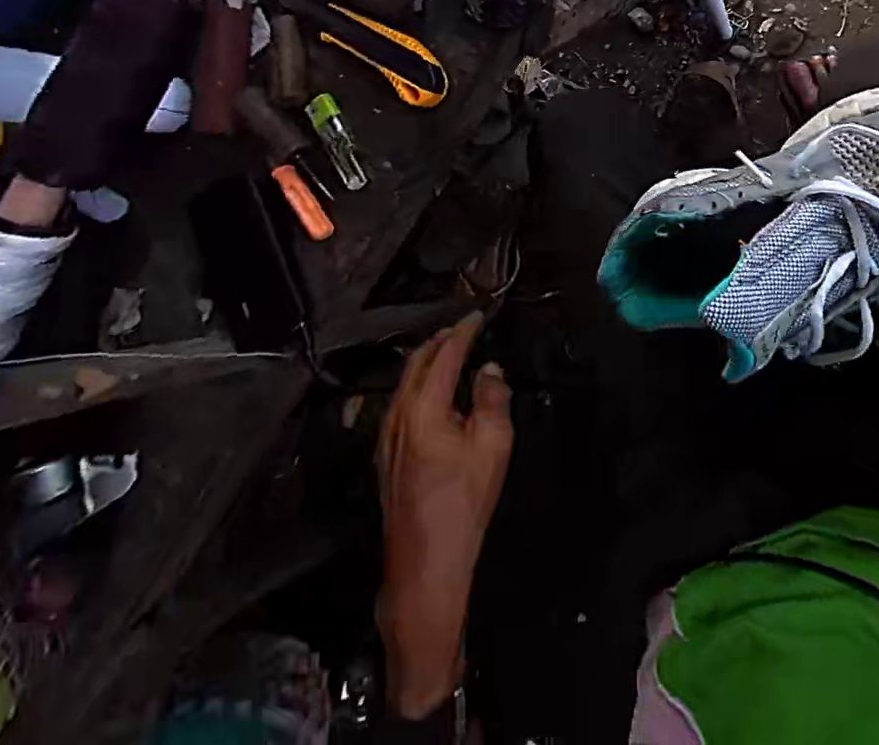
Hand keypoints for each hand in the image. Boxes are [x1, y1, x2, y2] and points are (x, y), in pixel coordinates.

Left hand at [376, 313, 512, 718]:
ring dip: (428, 361)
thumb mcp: (492, 447)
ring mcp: (386, 436)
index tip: (478, 315)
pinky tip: (435, 395)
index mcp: (423, 409)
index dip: (463, 332)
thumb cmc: (463, 503)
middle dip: (441, 341)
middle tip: (464, 328)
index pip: (444, 356)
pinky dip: (420, 385)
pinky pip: (402, 402)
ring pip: (405, 383)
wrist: (425, 563)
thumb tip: (489, 370)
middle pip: (416, 363)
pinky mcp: (386, 455)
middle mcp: (397, 415)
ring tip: (451, 352)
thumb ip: (492, 400)